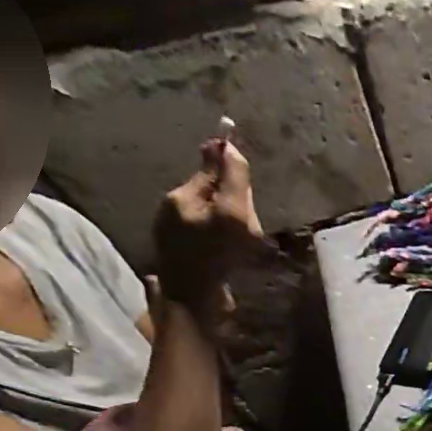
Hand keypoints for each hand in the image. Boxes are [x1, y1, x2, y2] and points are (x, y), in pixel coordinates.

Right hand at [152, 138, 264, 307]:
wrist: (190, 287)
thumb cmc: (177, 245)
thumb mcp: (180, 202)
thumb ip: (203, 176)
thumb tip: (216, 149)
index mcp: (235, 211)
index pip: (239, 168)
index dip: (226, 151)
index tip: (211, 143)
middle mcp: (252, 220)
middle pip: (243, 182)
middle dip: (225, 170)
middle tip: (202, 162)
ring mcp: (254, 231)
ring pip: (242, 195)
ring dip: (225, 188)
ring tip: (201, 191)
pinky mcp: (251, 238)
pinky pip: (240, 209)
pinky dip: (227, 202)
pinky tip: (210, 207)